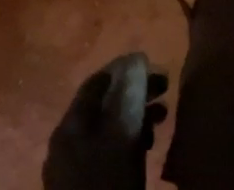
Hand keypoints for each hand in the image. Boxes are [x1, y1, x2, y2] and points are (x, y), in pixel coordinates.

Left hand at [43, 52, 168, 189]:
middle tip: (165, 89)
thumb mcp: (123, 134)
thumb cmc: (107, 182)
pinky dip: (130, 140)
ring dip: (137, 116)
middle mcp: (67, 141)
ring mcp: (74, 166)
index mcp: (71, 125)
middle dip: (136, 92)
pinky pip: (108, 150)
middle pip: (104, 104)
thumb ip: (129, 93)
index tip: (154, 65)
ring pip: (109, 127)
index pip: (96, 81)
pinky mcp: (85, 185)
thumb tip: (136, 57)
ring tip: (162, 119)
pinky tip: (149, 146)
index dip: (125, 67)